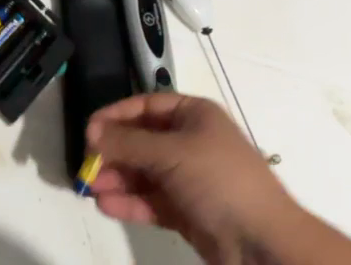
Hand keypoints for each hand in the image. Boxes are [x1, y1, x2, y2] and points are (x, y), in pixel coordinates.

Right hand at [85, 93, 293, 261]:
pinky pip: (152, 200)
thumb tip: (92, 131)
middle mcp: (191, 142)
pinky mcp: (188, 211)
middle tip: (85, 166)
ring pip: (144, 173)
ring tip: (89, 188)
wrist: (265, 244)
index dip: (116, 116)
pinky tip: (107, 205)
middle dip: (113, 153)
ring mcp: (190, 178)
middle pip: (142, 140)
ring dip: (117, 178)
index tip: (88, 131)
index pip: (146, 106)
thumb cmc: (220, 181)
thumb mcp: (171, 153)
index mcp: (194, 115)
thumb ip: (128, 143)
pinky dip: (130, 202)